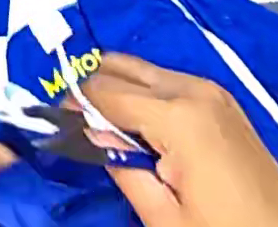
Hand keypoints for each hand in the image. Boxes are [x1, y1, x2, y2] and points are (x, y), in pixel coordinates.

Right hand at [79, 53, 277, 226]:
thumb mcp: (166, 219)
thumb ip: (122, 166)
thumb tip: (91, 133)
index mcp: (176, 116)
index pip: (105, 91)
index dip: (77, 103)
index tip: (60, 118)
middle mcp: (189, 87)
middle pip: (119, 66)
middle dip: (95, 87)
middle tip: (80, 119)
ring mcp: (206, 87)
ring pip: (140, 68)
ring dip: (119, 88)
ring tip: (110, 125)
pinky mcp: (217, 94)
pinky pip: (163, 79)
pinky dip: (143, 92)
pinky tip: (142, 124)